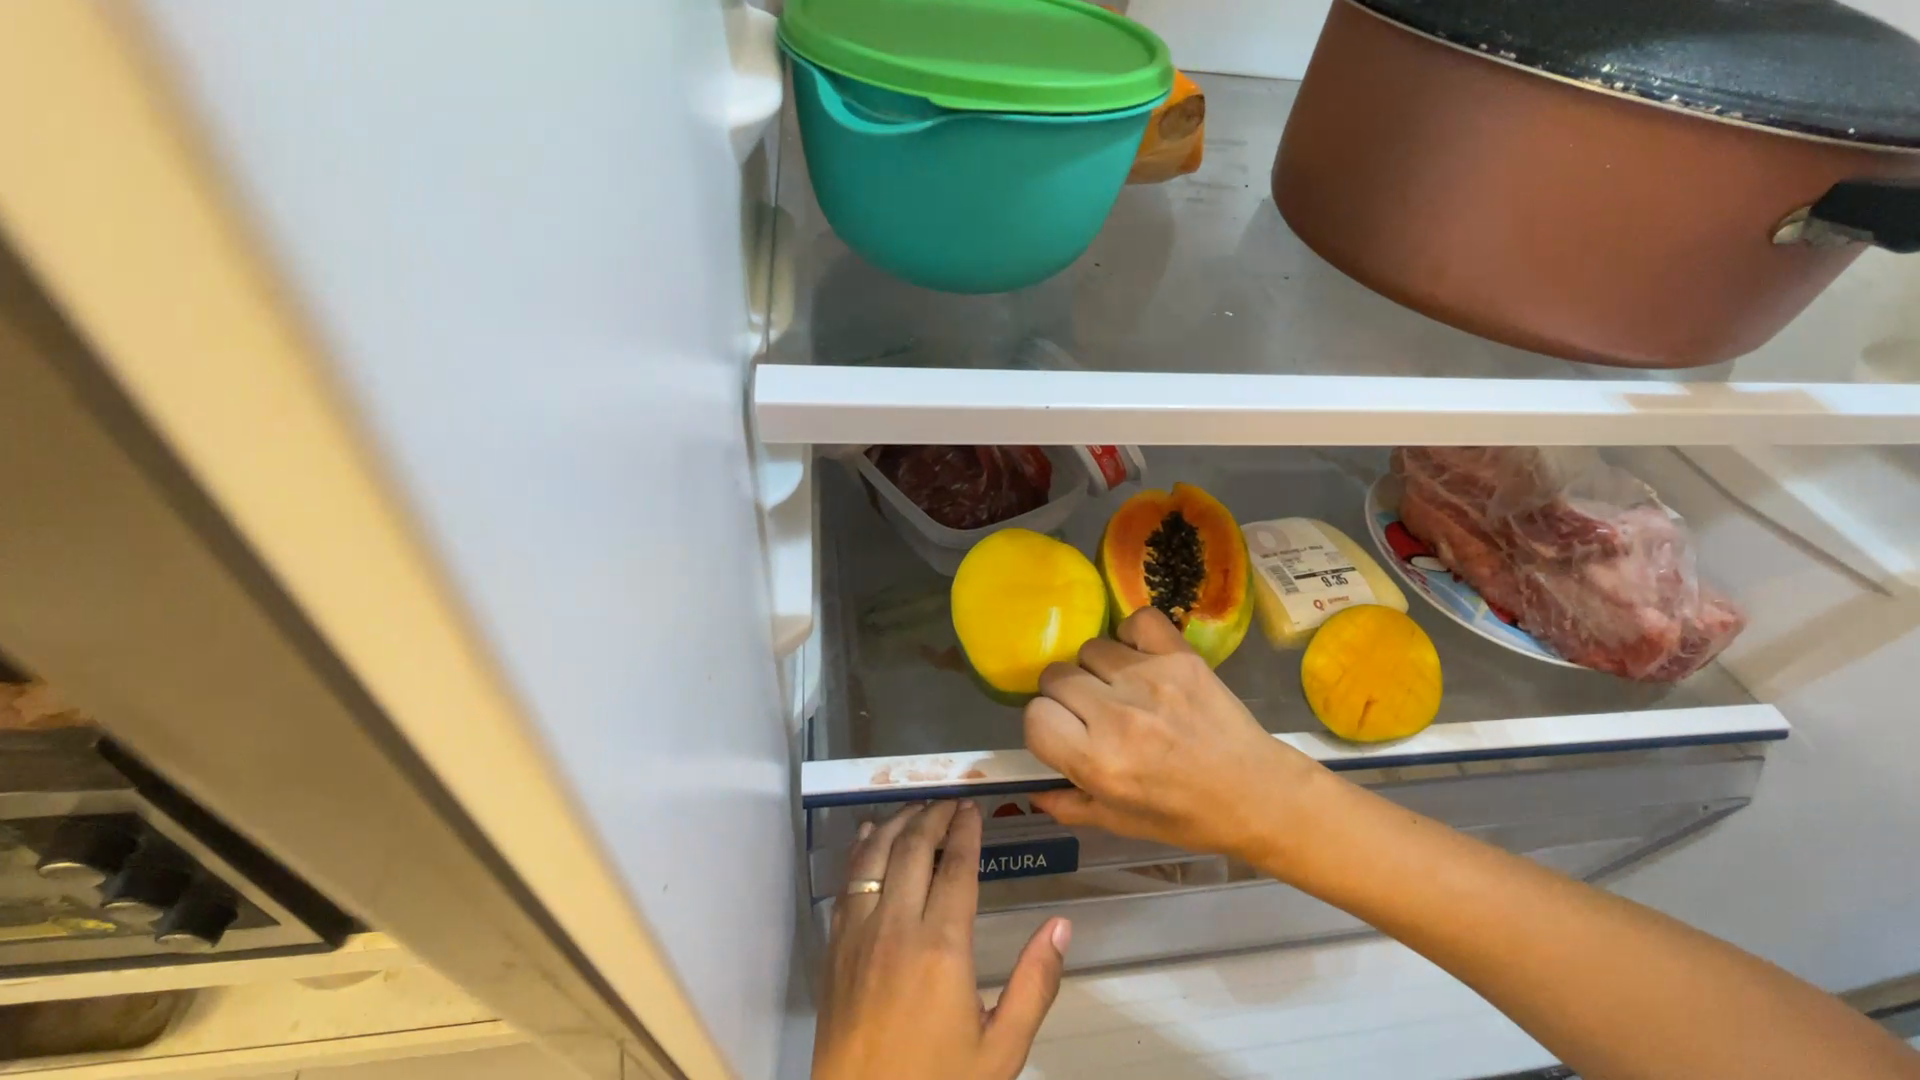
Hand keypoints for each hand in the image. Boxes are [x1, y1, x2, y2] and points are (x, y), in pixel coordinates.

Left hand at [813, 801, 1069, 1079]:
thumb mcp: (1000, 1048)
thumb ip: (1035, 985)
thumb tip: (1061, 926)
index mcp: (942, 947)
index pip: (956, 867)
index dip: (966, 831)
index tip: (974, 807)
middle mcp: (896, 927)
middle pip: (913, 849)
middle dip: (933, 816)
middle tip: (950, 801)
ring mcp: (859, 934)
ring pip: (874, 856)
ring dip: (895, 823)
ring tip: (915, 808)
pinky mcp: (835, 948)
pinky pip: (847, 883)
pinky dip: (860, 851)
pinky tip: (868, 838)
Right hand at [1023, 608, 1328, 866]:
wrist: (1256, 794)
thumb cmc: (1186, 816)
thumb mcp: (1120, 823)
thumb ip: (1069, 804)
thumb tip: (1033, 789)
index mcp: (1099, 763)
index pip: (1034, 717)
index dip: (1043, 726)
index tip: (1063, 734)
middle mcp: (1118, 716)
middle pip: (1056, 676)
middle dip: (1065, 696)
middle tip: (1091, 713)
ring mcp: (1151, 680)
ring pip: (1090, 648)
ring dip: (1097, 668)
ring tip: (1121, 689)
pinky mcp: (1181, 657)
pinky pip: (1137, 620)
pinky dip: (1132, 635)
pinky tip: (1142, 659)